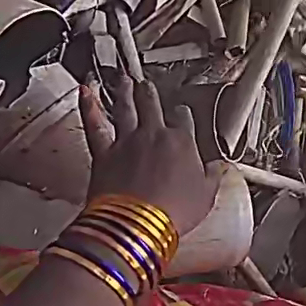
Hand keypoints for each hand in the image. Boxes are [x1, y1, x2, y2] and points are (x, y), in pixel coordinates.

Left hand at [78, 76, 214, 235]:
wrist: (137, 225)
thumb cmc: (174, 212)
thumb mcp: (205, 196)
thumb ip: (213, 177)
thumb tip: (219, 168)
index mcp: (182, 142)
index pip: (184, 118)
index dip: (182, 115)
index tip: (181, 114)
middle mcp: (154, 135)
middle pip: (152, 105)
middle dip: (149, 92)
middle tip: (146, 85)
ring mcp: (127, 141)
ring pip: (125, 108)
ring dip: (124, 91)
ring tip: (123, 80)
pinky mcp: (104, 153)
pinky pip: (95, 124)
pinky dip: (88, 106)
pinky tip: (85, 92)